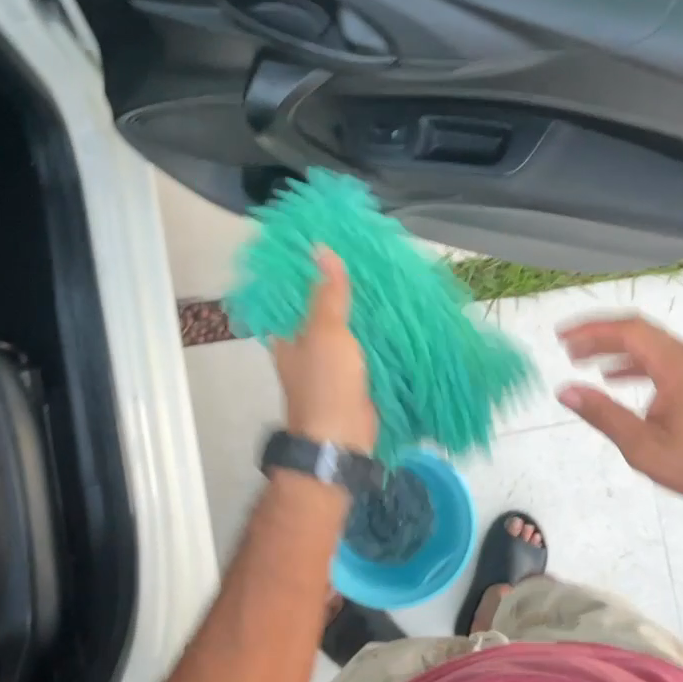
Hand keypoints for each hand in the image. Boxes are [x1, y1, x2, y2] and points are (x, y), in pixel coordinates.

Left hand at [270, 246, 375, 453]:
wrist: (343, 438)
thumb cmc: (326, 383)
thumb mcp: (326, 331)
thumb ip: (328, 293)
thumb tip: (321, 248)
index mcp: (289, 335)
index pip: (294, 293)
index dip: (308, 270)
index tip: (329, 244)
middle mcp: (305, 347)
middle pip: (322, 309)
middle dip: (341, 287)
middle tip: (365, 256)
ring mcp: (330, 363)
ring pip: (346, 327)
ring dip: (362, 309)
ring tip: (384, 277)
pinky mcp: (354, 376)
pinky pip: (365, 347)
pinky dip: (376, 332)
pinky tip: (393, 314)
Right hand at [557, 315, 682, 498]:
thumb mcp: (641, 444)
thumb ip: (602, 413)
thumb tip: (565, 391)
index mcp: (677, 367)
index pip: (628, 332)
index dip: (592, 330)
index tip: (562, 337)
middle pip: (638, 332)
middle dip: (599, 336)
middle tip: (567, 347)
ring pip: (649, 344)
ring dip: (614, 348)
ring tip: (583, 360)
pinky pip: (660, 359)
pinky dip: (633, 362)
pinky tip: (613, 377)